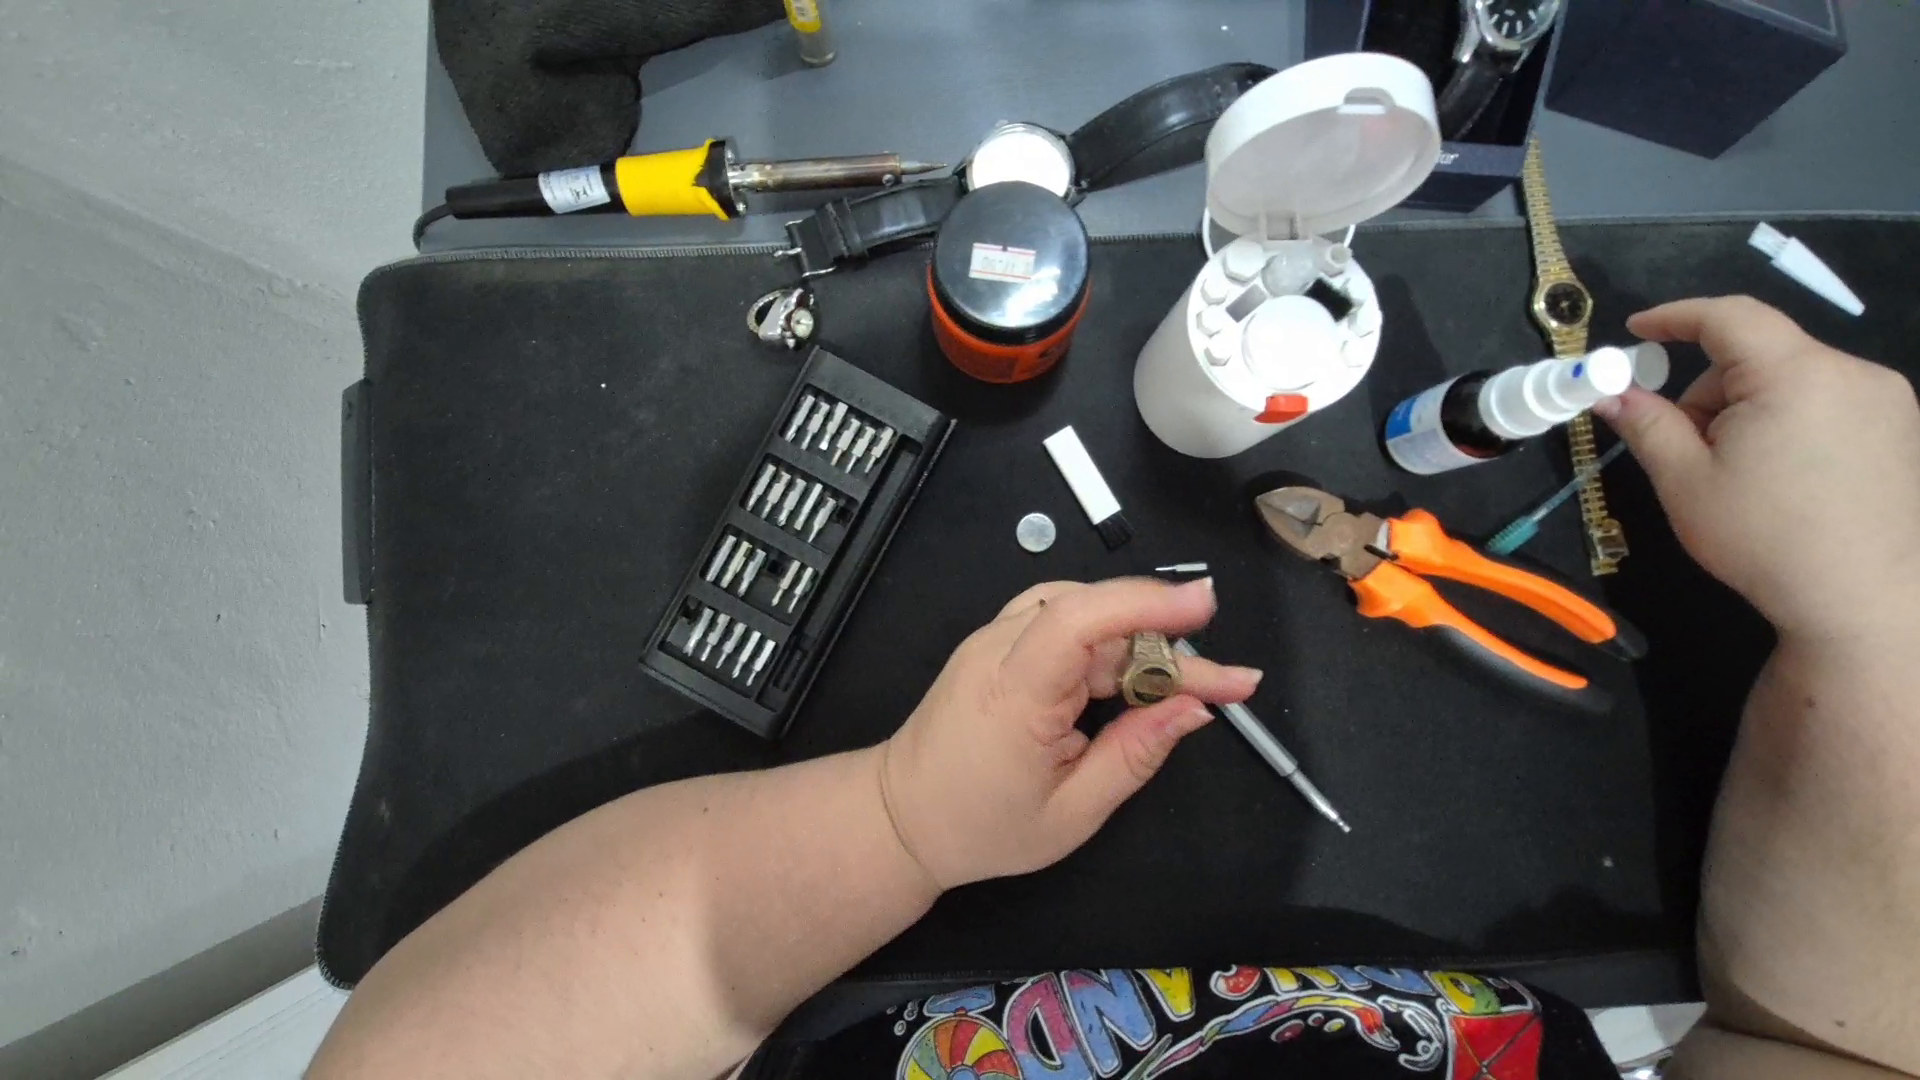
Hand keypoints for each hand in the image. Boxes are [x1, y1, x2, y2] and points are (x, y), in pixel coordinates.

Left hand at [878, 577, 1261, 888]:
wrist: (903, 816)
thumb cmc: (983, 827)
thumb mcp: (1073, 813)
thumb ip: (1136, 754)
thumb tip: (1195, 707)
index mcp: (1014, 694)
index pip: (1078, 621)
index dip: (1145, 604)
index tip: (1205, 605)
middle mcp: (998, 650)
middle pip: (1093, 617)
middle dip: (1166, 640)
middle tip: (1226, 683)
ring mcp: (991, 639)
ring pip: (1079, 611)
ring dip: (1137, 637)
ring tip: (1180, 680)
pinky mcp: (994, 643)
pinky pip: (1058, 622)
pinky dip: (1104, 639)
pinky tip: (1130, 670)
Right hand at [1594, 296, 1919, 638]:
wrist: (1859, 592)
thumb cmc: (1758, 532)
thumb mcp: (1681, 477)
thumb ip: (1644, 422)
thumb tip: (1608, 392)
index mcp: (1796, 377)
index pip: (1731, 317)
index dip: (1676, 316)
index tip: (1633, 331)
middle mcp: (1850, 373)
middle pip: (1756, 354)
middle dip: (1704, 389)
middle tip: (1678, 444)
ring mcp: (1881, 398)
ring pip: (1784, 379)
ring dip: (1739, 407)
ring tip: (1727, 468)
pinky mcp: (1893, 425)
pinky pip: (1817, 399)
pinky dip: (1776, 418)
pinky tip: (1769, 470)